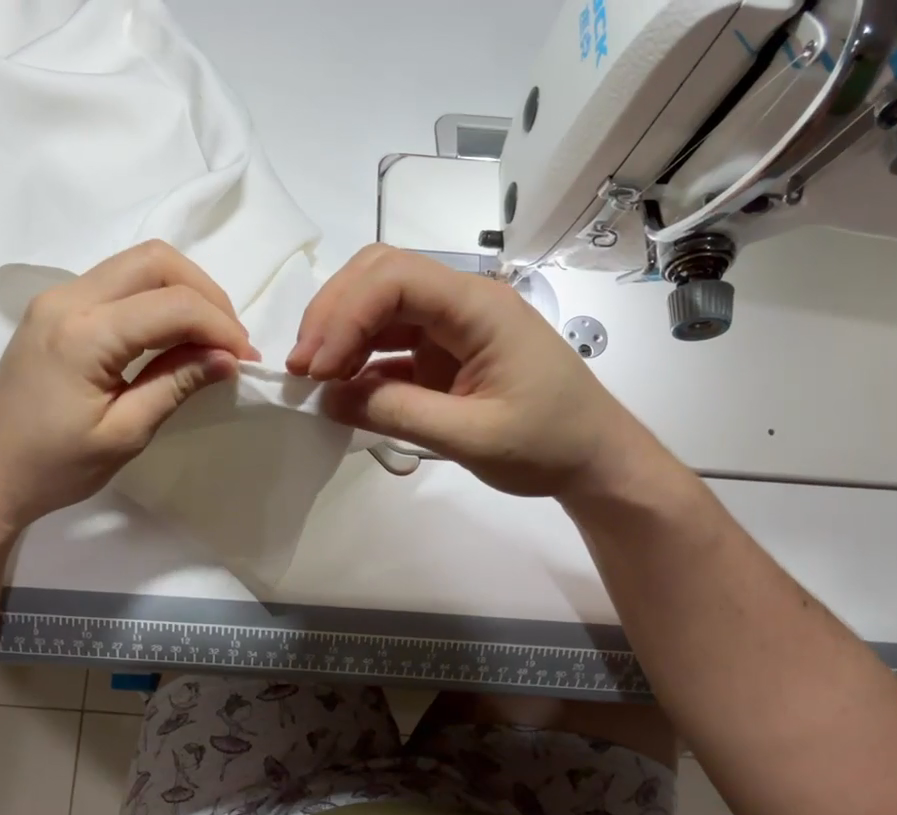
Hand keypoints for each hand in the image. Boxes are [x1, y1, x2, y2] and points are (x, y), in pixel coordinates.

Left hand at [0, 241, 257, 536]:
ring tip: (208, 337)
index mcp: (83, 335)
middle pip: (154, 261)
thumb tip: (227, 359)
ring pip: (135, 265)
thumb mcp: (124, 435)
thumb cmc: (54, 468)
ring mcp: (55, 300)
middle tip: (230, 340)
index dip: (219, 326)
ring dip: (181, 291)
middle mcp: (66, 300)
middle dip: (205, 293)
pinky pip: (115, 283)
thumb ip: (175, 386)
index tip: (246, 359)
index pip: (171, 305)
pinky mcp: (53, 310)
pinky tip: (171, 334)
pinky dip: (153, 298)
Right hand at [287, 244, 654, 499]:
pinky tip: (342, 388)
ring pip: (379, 303)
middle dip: (333, 314)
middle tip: (302, 368)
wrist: (593, 459)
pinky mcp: (444, 350)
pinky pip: (390, 339)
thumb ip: (397, 414)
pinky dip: (359, 358)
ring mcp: (452, 324)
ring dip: (340, 334)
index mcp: (479, 307)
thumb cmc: (547, 445)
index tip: (316, 370)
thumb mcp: (471, 437)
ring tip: (315, 380)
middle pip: (380, 274)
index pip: (394, 279)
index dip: (344, 316)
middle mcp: (462, 301)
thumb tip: (328, 400)